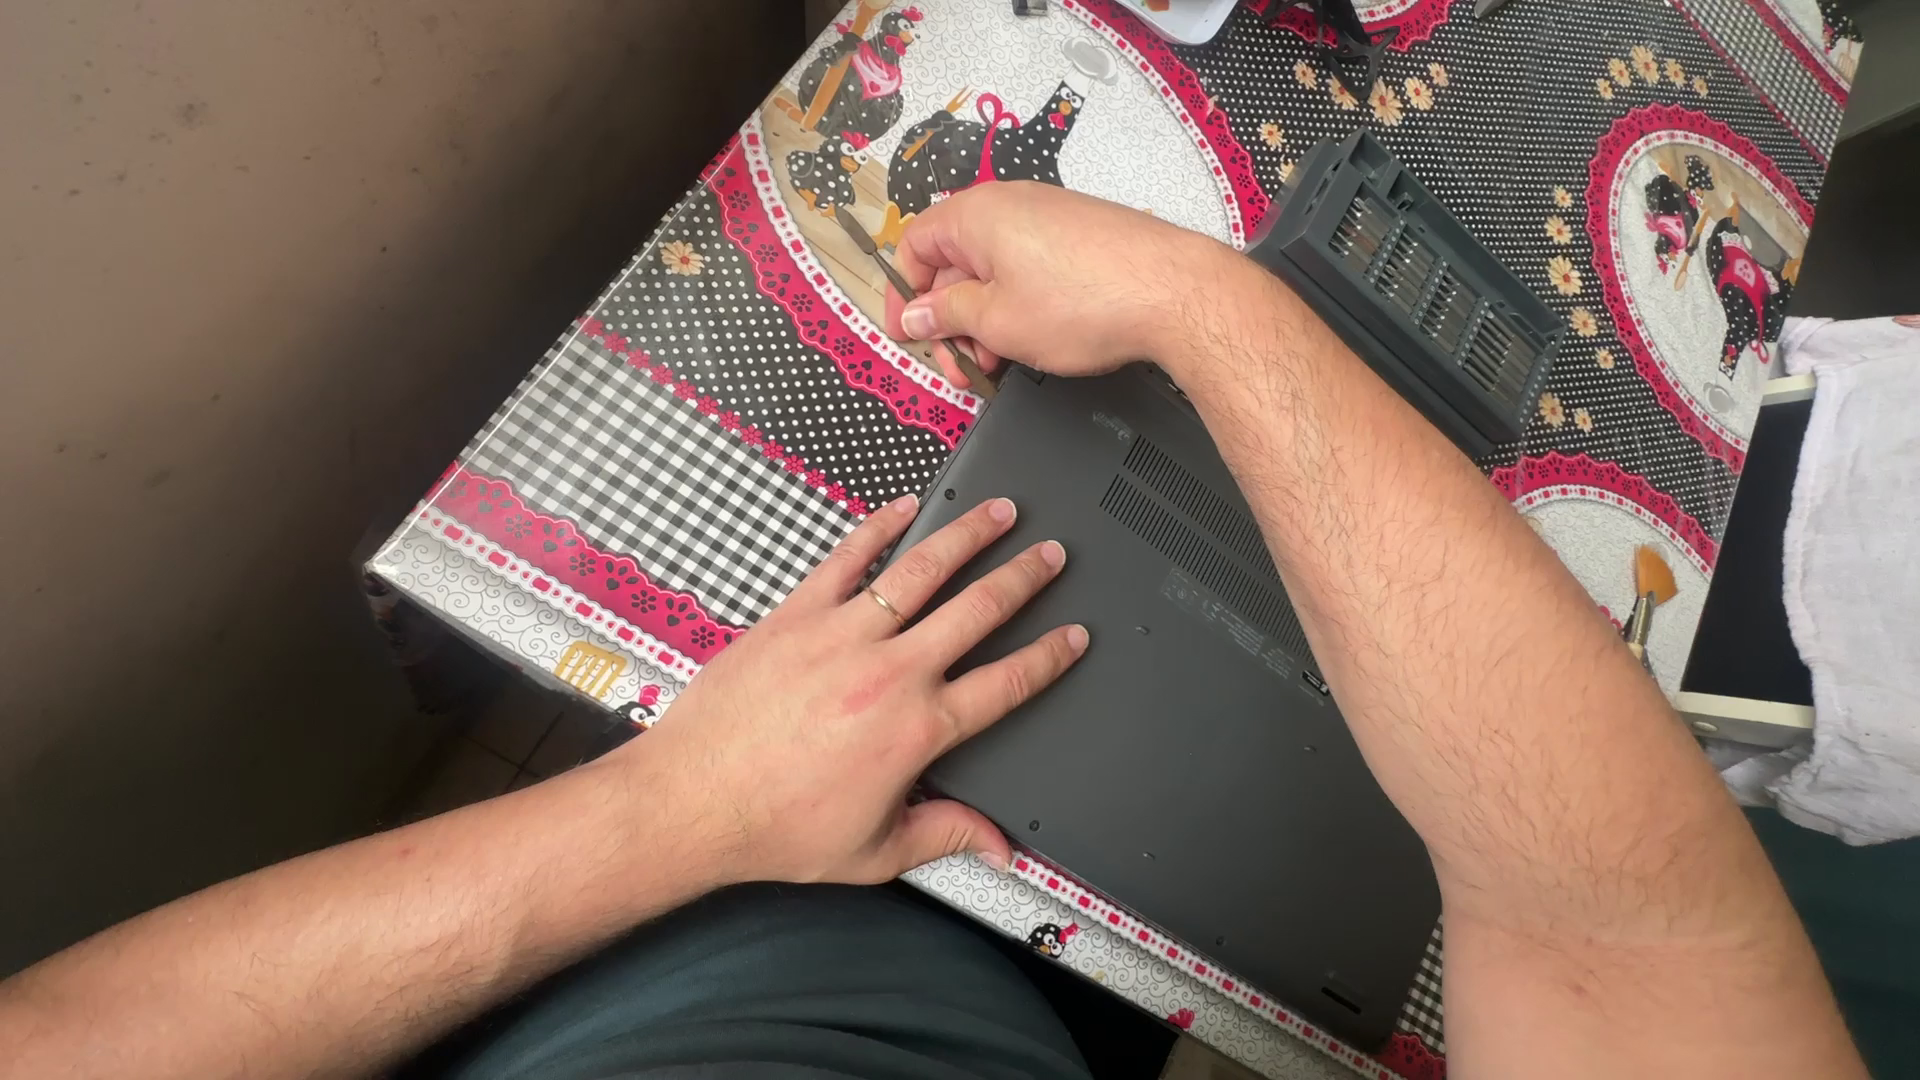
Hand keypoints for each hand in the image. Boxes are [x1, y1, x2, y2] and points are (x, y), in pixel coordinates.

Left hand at [620, 494, 1087, 885]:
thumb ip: (947, 835)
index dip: (1048, 656)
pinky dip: (878, 528)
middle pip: (978, 609)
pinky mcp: (798, 614)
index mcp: (917, 728)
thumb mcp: (875, 850)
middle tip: (1049, 554)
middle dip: (1023, 577)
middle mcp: (890, 672)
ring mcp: (844, 635)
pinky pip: (847, 558)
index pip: (1006, 682)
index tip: (1072, 635)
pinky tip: (903, 506)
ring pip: (922, 571)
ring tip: (998, 512)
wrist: (692, 801)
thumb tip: (997, 848)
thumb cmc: (776, 826)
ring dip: (967, 536)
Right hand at [882, 181, 1229, 387]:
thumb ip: (946, 315)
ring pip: (991, 275)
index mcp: (975, 215)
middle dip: (949, 322)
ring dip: (983, 323)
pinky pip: (1025, 273)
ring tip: (998, 364)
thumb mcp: (995, 320)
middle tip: (961, 368)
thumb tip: (915, 315)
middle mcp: (1008, 207)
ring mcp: (1045, 222)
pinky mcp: (1075, 240)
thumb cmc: (1081, 303)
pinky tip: (1028, 344)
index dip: (905, 295)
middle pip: (953, 265)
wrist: (1171, 293)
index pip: (914, 247)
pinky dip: (1015, 310)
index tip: (909, 336)